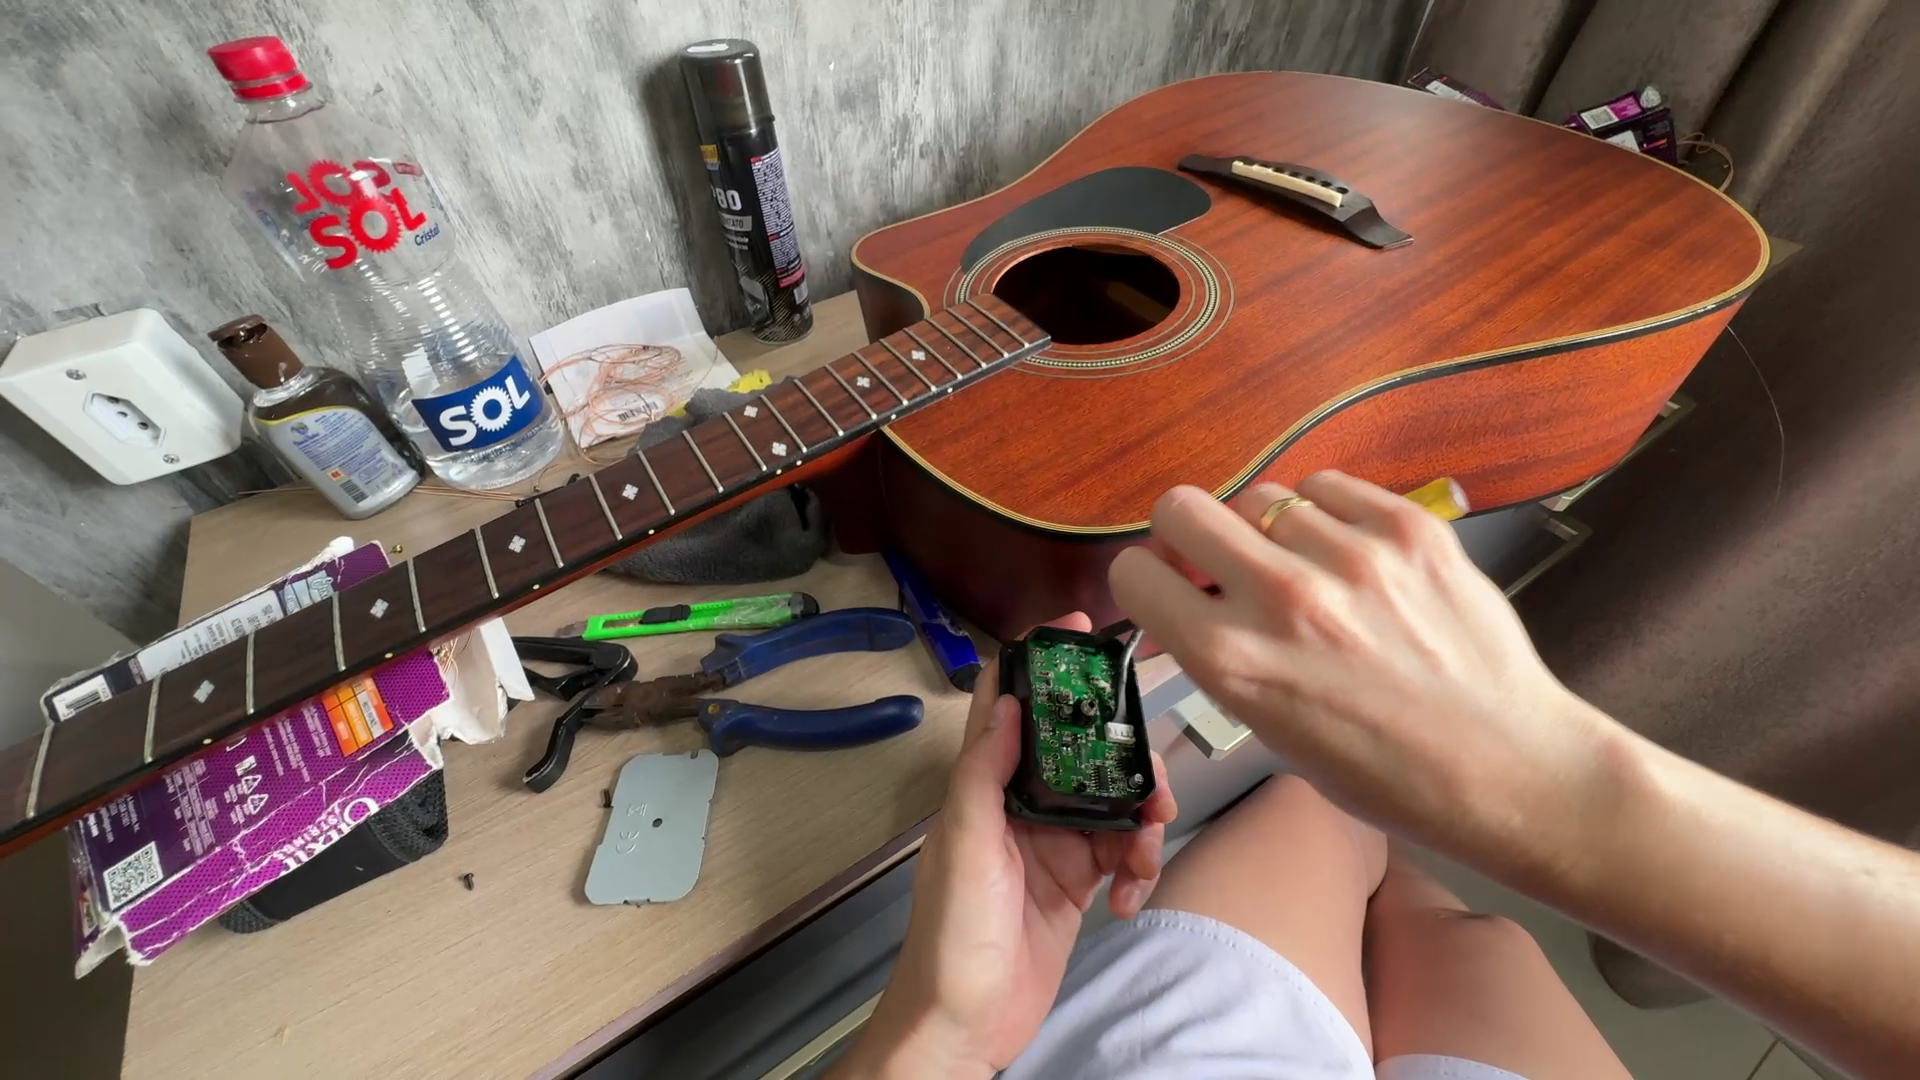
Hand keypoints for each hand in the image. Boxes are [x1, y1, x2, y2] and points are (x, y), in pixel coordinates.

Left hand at [838, 614, 1176, 1078]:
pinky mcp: (1079, 878)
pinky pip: (1121, 851)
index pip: (1009, 704)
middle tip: (1153, 774)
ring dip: (1141, 814)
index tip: (1081, 634)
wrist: (968, 1024)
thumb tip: (1008, 702)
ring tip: (1146, 847)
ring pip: (1111, 797)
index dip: (1039, 662)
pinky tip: (1131, 898)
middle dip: (1121, 752)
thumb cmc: (954, 931)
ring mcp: (1054, 838)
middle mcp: (1022, 800)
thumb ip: (983, 772)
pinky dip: (1137, 866)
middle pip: (1080, 747)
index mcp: (986, 781)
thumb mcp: (962, 845)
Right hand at [1108, 472, 1618, 862]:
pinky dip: (1324, 515)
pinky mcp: (1408, 527)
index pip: (1132, 572)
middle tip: (1218, 562)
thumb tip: (1176, 601)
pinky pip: (1325, 487)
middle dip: (1185, 534)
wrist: (1509, 769)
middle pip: (1179, 506)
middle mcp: (1278, 597)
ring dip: (1266, 532)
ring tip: (1307, 570)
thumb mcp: (1262, 724)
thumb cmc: (1373, 767)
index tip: (1169, 588)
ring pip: (1258, 497)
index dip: (1144, 579)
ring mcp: (1347, 555)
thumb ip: (1209, 652)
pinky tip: (1349, 555)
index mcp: (1231, 658)